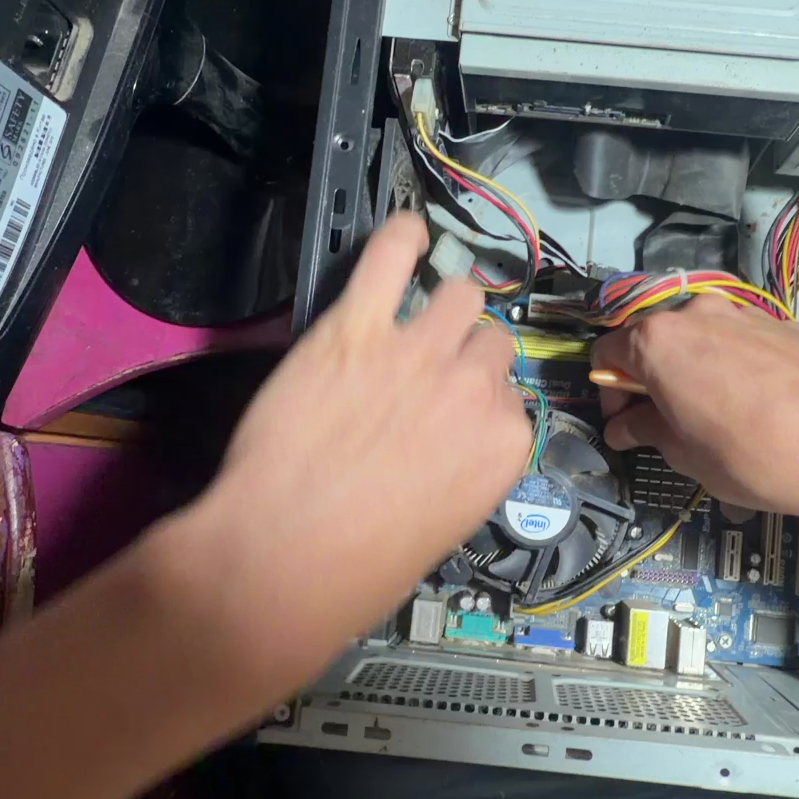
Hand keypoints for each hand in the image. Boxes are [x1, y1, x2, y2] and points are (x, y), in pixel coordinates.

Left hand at [165, 214, 528, 681]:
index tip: (455, 415)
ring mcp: (420, 352)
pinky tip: (405, 233)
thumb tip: (451, 441)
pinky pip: (390, 258)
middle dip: (468, 356)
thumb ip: (464, 468)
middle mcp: (476, 388)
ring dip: (447, 307)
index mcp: (505, 443)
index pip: (511, 400)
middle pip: (492, 343)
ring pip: (461, 295)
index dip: (481, 405)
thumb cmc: (365, 564)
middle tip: (433, 373)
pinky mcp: (358, 328)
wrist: (286, 556)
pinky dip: (399, 239)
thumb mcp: (446, 523)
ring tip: (421, 315)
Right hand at [592, 296, 798, 541]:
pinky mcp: (779, 321)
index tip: (623, 422)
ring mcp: (741, 311)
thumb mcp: (685, 455)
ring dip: (686, 368)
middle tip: (661, 420)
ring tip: (708, 412)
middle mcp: (695, 312)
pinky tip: (750, 402)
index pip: (605, 353)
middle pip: (650, 338)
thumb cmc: (752, 457)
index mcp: (657, 340)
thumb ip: (645, 430)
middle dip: (645, 377)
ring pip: (695, 336)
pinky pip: (734, 338)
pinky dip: (725, 363)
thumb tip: (623, 427)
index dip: (607, 391)